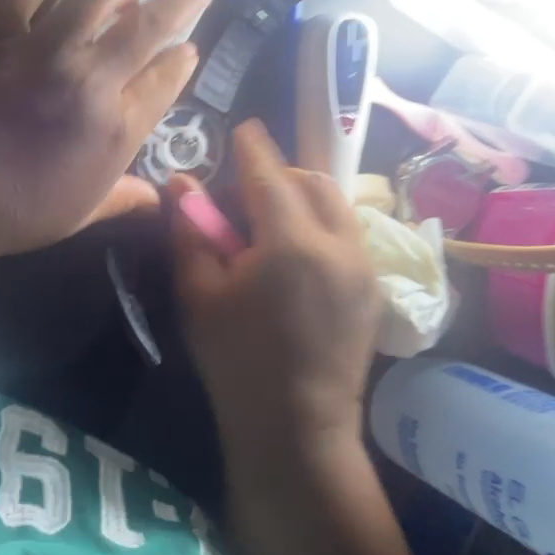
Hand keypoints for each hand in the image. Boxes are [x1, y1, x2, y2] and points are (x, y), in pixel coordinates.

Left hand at [0, 0, 211, 265]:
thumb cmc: (18, 212)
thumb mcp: (82, 215)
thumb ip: (127, 198)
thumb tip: (161, 198)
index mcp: (117, 127)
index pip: (168, 77)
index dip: (184, 59)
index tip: (188, 50)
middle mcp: (90, 79)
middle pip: (149, 25)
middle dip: (183, 1)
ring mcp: (44, 52)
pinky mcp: (0, 37)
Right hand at [171, 121, 380, 464]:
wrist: (295, 428)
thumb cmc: (235, 361)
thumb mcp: (198, 293)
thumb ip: (191, 232)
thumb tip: (181, 184)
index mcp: (293, 244)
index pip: (269, 175)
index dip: (252, 147)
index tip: (242, 126)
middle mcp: (340, 245)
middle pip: (312, 182)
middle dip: (277, 175)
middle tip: (237, 198)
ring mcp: (365, 269)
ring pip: (336, 207)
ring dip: (301, 199)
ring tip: (264, 227)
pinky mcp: (373, 292)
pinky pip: (347, 236)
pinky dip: (318, 226)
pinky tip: (290, 257)